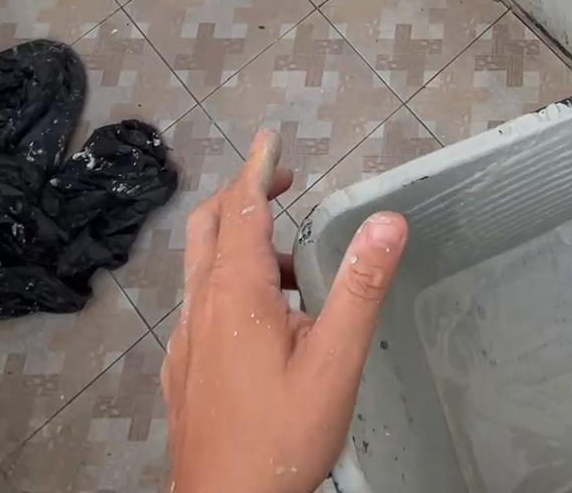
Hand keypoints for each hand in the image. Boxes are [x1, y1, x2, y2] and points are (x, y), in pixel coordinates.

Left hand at [163, 127, 409, 492]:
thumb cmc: (281, 435)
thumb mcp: (336, 358)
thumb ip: (360, 285)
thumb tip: (387, 219)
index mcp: (236, 295)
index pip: (243, 210)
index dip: (257, 168)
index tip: (270, 136)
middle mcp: (202, 308)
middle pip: (209, 227)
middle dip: (243, 192)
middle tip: (285, 180)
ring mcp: (186, 341)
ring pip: (203, 265)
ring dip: (240, 237)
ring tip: (292, 256)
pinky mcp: (184, 368)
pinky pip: (202, 300)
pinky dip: (230, 277)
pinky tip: (266, 315)